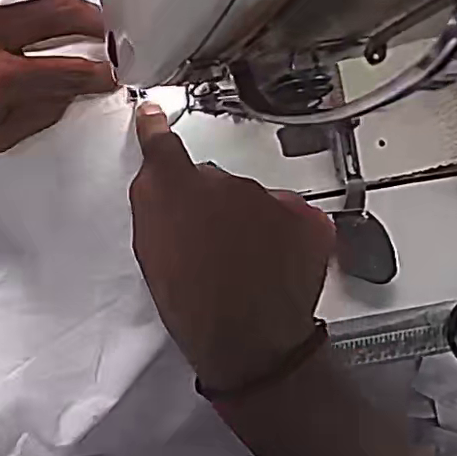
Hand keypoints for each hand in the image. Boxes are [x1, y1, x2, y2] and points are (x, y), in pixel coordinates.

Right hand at [130, 103, 334, 391]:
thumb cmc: (190, 303)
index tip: (152, 116)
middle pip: (213, 180)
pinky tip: (271, 262)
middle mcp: (222, 184)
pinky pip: (290, 215)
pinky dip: (283, 233)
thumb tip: (156, 178)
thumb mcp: (150, 253)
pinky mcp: (305, 217)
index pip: (163, 147)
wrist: (244, 339)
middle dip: (211, 204)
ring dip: (247, 220)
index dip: (155, 130)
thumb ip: (151, 205)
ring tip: (241, 262)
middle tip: (208, 244)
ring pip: (253, 199)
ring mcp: (267, 198)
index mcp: (174, 191)